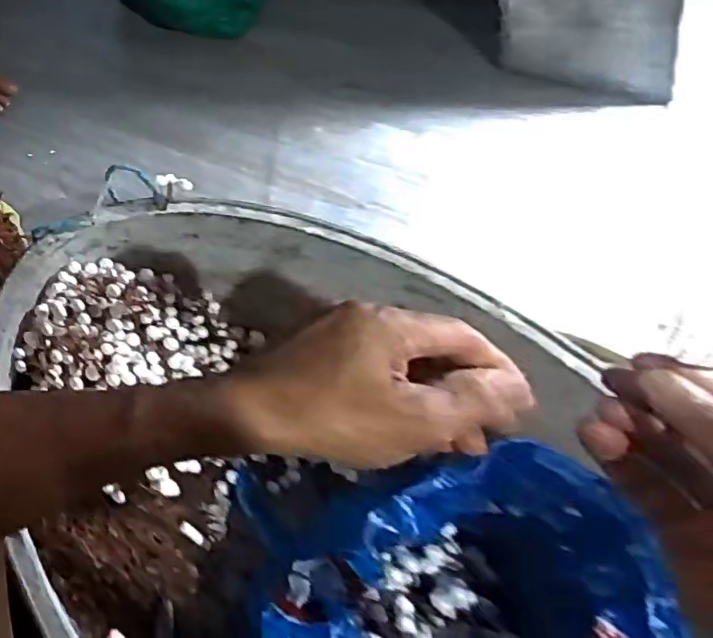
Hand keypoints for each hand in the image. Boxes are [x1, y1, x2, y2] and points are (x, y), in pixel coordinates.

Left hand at [223, 302, 534, 468]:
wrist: (248, 411)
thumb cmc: (336, 414)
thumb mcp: (420, 417)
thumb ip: (476, 399)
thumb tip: (509, 385)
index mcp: (384, 321)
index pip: (467, 337)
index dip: (501, 376)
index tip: (513, 419)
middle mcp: (356, 315)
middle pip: (434, 348)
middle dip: (466, 394)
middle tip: (481, 441)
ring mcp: (330, 330)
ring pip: (403, 362)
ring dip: (434, 400)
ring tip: (452, 446)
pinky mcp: (313, 350)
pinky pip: (372, 367)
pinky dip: (398, 395)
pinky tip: (408, 431)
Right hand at [579, 355, 712, 628]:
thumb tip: (653, 375)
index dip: (698, 382)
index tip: (649, 362)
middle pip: (703, 431)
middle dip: (656, 401)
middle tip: (614, 379)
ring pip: (670, 456)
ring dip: (629, 426)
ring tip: (603, 413)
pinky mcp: (685, 535)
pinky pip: (645, 488)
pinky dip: (614, 458)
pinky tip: (593, 437)